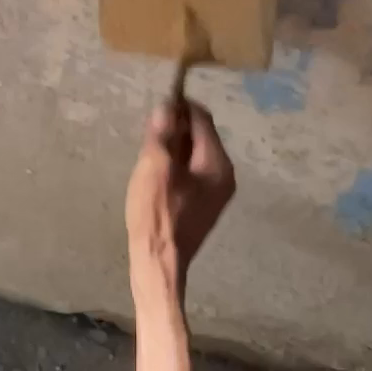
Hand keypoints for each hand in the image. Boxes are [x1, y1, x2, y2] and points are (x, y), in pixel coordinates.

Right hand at [125, 98, 234, 296]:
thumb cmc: (157, 215)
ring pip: (192, 159)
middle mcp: (223, 178)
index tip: (157, 106)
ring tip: (148, 159)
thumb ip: (162, 133)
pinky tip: (154, 181)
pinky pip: (188, 179)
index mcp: (219, 165)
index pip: (202, 120)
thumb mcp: (156, 166)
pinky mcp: (199, 210)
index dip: (180, 107)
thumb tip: (166, 107)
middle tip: (148, 136)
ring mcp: (213, 197)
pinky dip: (173, 172)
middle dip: (174, 132)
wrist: (158, 264)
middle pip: (199, 139)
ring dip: (171, 152)